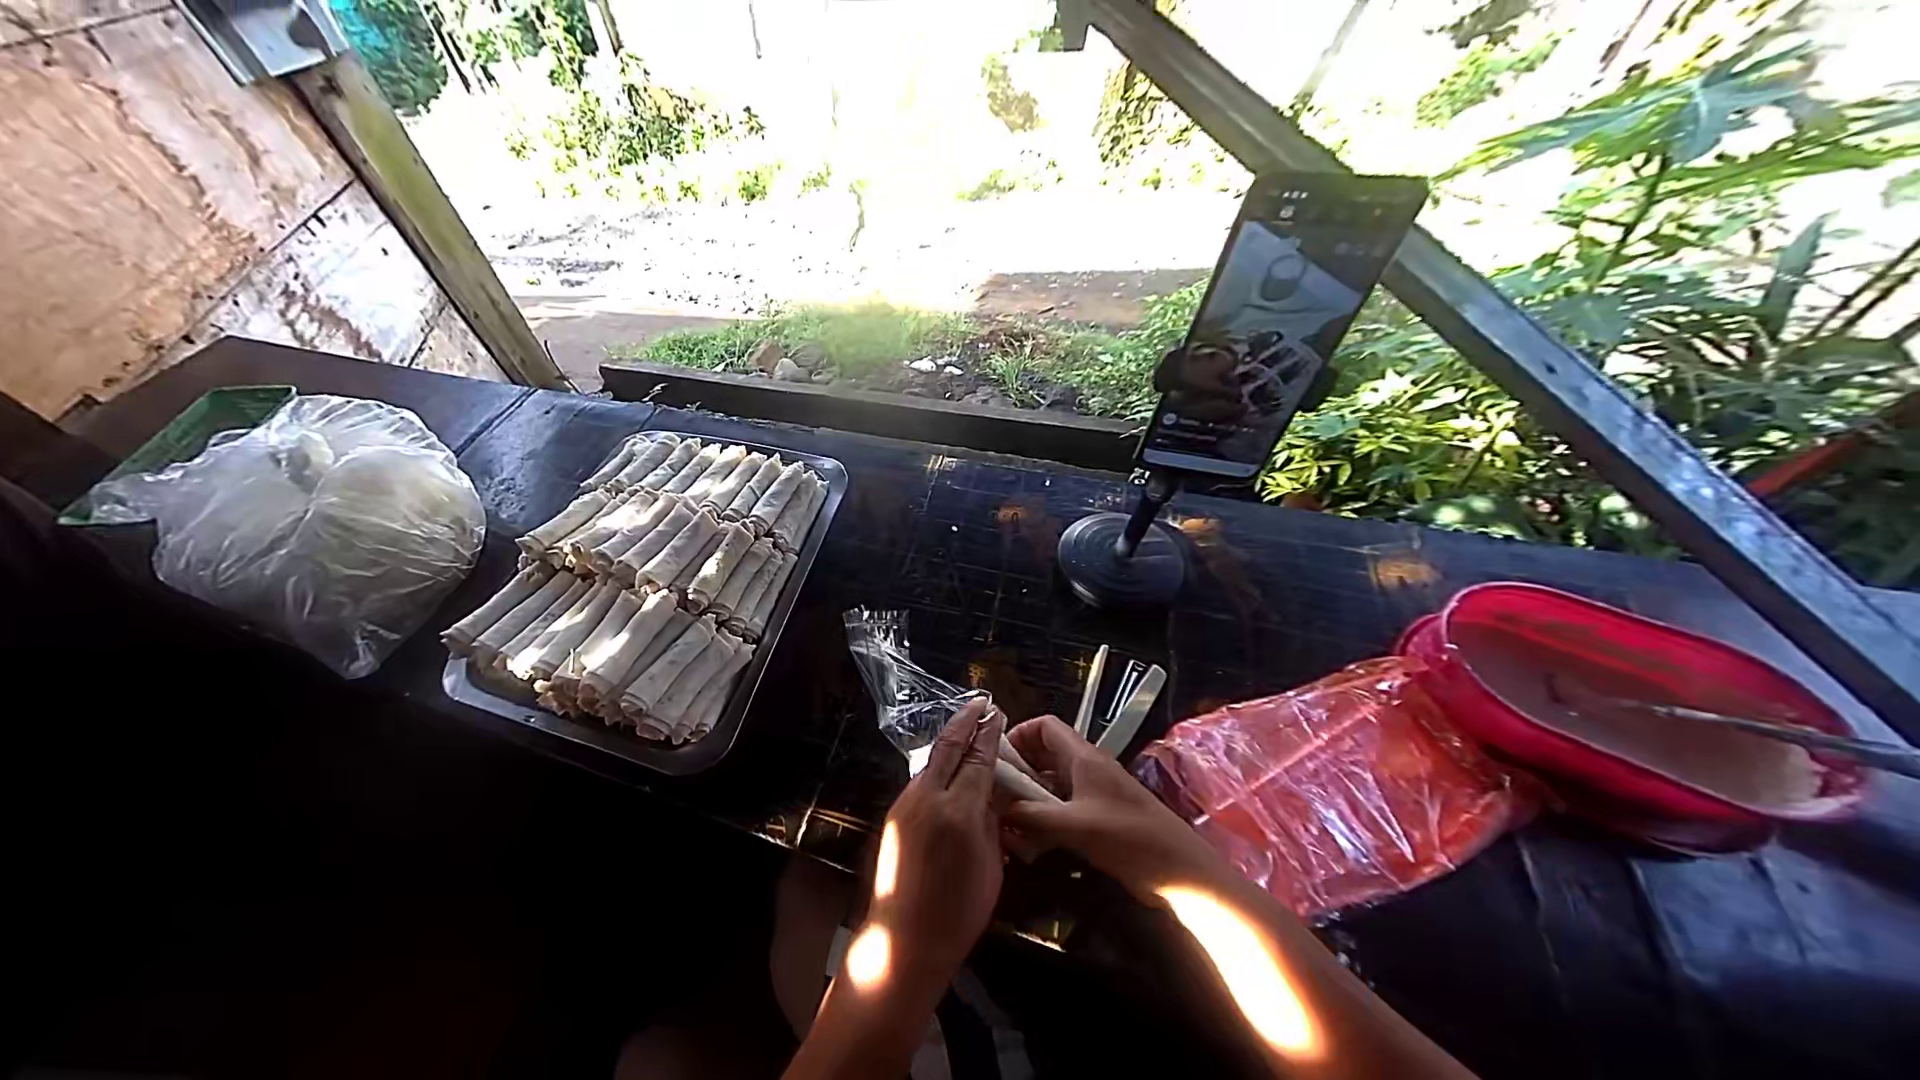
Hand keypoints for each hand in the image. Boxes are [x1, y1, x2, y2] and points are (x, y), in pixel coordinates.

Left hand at [870, 699, 1005, 992]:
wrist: (904, 940)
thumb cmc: (959, 911)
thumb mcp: (992, 864)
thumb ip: (993, 821)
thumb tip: (994, 793)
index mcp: (959, 811)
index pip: (980, 759)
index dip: (990, 734)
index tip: (997, 714)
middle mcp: (928, 798)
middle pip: (949, 746)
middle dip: (966, 720)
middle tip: (981, 703)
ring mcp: (906, 805)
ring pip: (932, 761)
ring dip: (951, 741)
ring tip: (968, 729)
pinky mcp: (895, 815)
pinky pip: (921, 780)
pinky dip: (938, 766)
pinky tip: (948, 768)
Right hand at [1003, 715, 1225, 900]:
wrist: (1178, 872)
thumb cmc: (1129, 837)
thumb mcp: (1074, 825)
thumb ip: (1031, 817)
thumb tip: (995, 810)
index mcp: (1083, 757)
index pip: (1045, 726)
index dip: (1019, 734)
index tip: (996, 759)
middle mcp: (1086, 770)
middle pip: (1043, 756)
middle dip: (1017, 773)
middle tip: (994, 796)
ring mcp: (1092, 796)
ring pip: (1049, 787)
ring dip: (1027, 802)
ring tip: (1005, 824)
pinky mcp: (1096, 820)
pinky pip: (1060, 812)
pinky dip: (1042, 823)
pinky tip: (1028, 847)